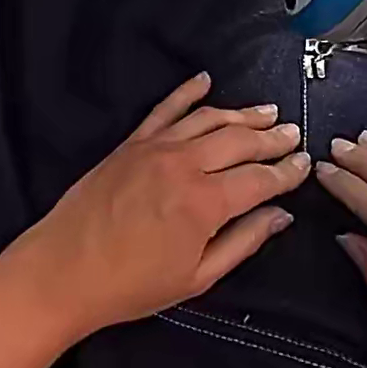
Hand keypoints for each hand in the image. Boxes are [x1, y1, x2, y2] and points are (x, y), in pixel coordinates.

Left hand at [2, 73, 310, 338]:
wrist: (61, 272)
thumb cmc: (130, 286)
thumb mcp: (196, 278)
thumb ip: (244, 242)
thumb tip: (281, 215)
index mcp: (205, 203)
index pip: (260, 178)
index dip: (287, 171)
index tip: (305, 163)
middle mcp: (186, 165)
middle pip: (241, 141)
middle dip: (272, 138)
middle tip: (294, 134)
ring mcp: (158, 147)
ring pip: (211, 119)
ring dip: (243, 113)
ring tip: (267, 112)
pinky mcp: (134, 141)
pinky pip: (167, 108)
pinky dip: (188, 92)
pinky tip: (205, 81)